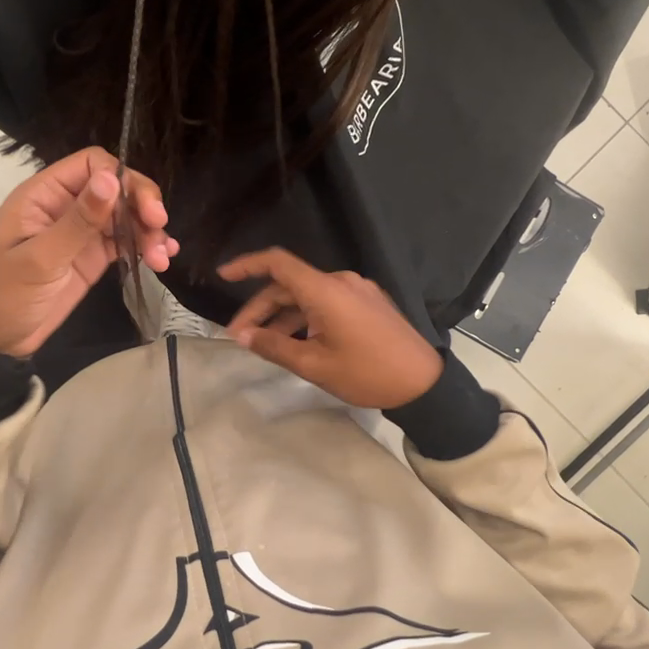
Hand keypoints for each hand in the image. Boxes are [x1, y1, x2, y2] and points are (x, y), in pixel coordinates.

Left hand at [0, 147, 176, 355]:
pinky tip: (163, 258)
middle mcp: (64, 206)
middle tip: (160, 229)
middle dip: (141, 204)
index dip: (122, 178)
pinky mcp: (90, 257)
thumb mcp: (40, 259)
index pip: (91, 165)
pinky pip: (123, 242)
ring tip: (162, 257)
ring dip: (148, 230)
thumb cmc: (2, 296)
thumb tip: (112, 180)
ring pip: (123, 215)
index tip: (144, 208)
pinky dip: (144, 247)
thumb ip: (78, 221)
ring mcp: (79, 232)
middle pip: (114, 187)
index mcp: (43, 195)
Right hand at [219, 248, 441, 408]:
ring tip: (264, 344)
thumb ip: (274, 346)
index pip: (278, 263)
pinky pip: (327, 303)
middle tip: (239, 336)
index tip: (224, 275)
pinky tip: (296, 341)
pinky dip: (305, 317)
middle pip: (289, 285)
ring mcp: (358, 291)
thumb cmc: (366, 373)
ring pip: (307, 296)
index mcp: (325, 291)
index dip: (247, 265)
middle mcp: (341, 282)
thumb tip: (242, 336)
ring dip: (283, 316)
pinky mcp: (368, 303)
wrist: (424, 384)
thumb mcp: (314, 365)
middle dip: (261, 309)